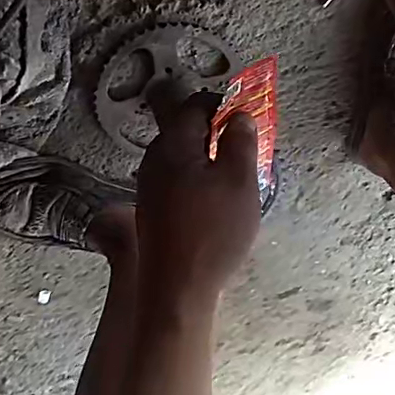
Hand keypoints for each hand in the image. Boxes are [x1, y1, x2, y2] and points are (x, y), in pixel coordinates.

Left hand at [135, 93, 261, 302]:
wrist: (177, 288)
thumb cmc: (213, 231)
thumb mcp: (240, 181)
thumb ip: (240, 142)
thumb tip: (239, 116)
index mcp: (173, 144)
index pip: (196, 105)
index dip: (223, 106)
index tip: (245, 120)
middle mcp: (154, 160)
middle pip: (184, 130)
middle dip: (215, 133)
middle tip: (244, 149)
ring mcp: (149, 186)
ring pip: (181, 157)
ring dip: (206, 158)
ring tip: (234, 178)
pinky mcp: (152, 210)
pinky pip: (176, 179)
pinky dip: (197, 180)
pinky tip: (215, 202)